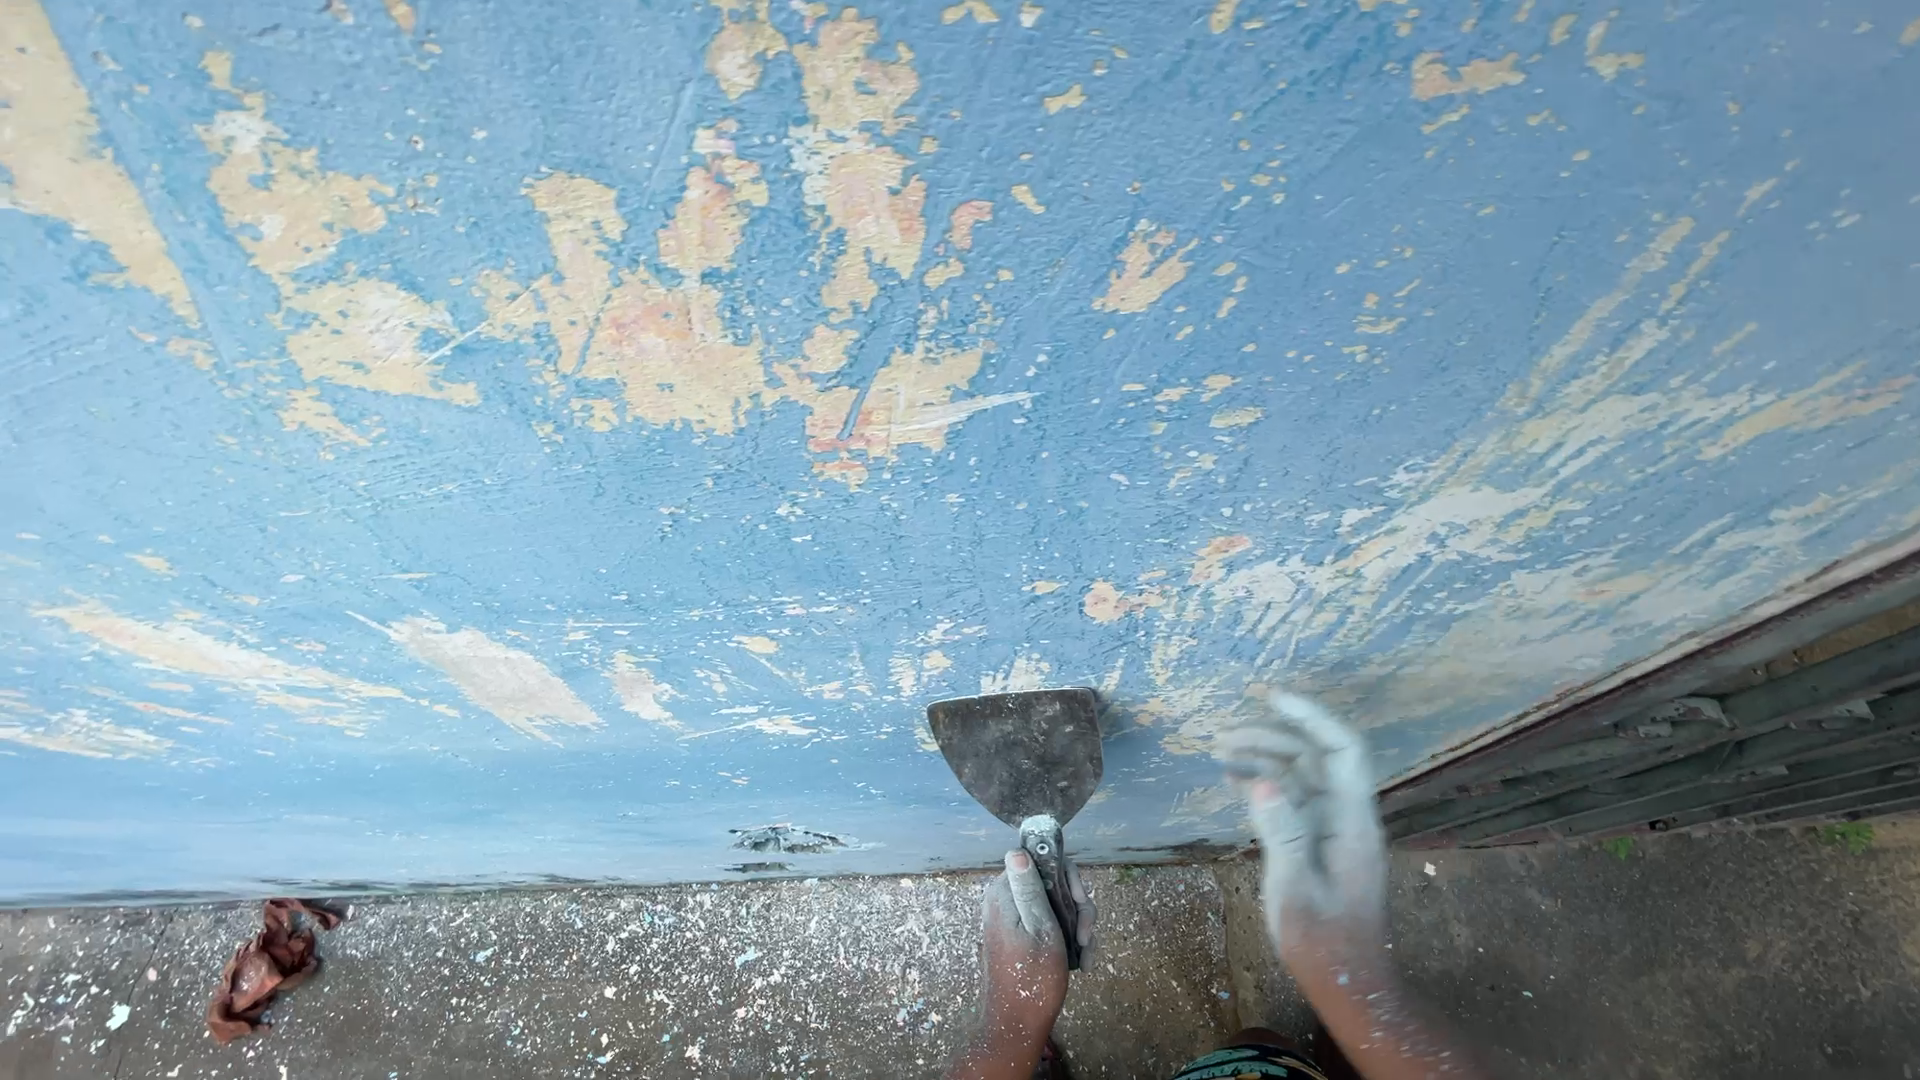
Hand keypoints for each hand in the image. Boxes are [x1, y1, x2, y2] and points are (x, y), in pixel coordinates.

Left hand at [978, 849, 1093, 1040]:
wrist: (1017, 1027)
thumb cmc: (1032, 979)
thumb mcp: (1040, 929)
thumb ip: (1031, 889)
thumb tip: (1017, 849)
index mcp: (1005, 893)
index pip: (1040, 861)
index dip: (1067, 877)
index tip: (1080, 901)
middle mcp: (1006, 899)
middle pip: (1052, 882)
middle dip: (1076, 907)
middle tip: (1087, 934)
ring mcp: (1013, 917)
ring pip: (1056, 904)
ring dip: (1077, 925)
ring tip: (1087, 954)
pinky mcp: (1021, 934)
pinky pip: (1050, 923)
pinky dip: (1068, 938)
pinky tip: (1083, 960)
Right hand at [1216, 691, 1388, 960]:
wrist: (1349, 987)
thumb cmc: (1326, 946)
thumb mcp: (1298, 892)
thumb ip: (1283, 833)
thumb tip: (1261, 780)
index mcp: (1353, 823)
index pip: (1343, 750)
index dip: (1312, 717)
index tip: (1270, 697)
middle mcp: (1346, 816)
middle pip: (1313, 756)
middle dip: (1269, 737)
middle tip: (1222, 738)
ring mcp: (1331, 828)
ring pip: (1298, 774)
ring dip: (1260, 758)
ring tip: (1218, 752)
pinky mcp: (1315, 840)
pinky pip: (1289, 798)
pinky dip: (1261, 783)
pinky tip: (1233, 779)